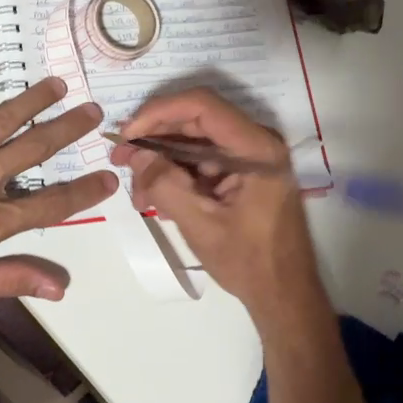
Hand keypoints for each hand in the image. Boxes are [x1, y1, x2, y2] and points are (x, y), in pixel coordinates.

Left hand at [0, 54, 116, 307]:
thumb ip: (13, 279)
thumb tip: (61, 286)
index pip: (51, 204)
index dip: (84, 192)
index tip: (108, 178)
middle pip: (34, 149)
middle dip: (67, 130)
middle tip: (92, 112)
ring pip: (0, 121)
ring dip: (31, 100)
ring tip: (56, 84)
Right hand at [109, 89, 321, 323]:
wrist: (283, 295)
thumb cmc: (249, 261)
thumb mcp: (200, 224)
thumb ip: (165, 184)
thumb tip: (135, 154)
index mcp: (256, 149)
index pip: (201, 106)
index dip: (158, 113)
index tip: (127, 135)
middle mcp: (255, 143)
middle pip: (193, 119)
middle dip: (152, 137)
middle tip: (119, 158)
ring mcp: (248, 157)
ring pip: (191, 139)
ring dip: (159, 159)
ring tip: (137, 192)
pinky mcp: (240, 171)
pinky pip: (198, 158)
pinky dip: (173, 172)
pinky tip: (153, 198)